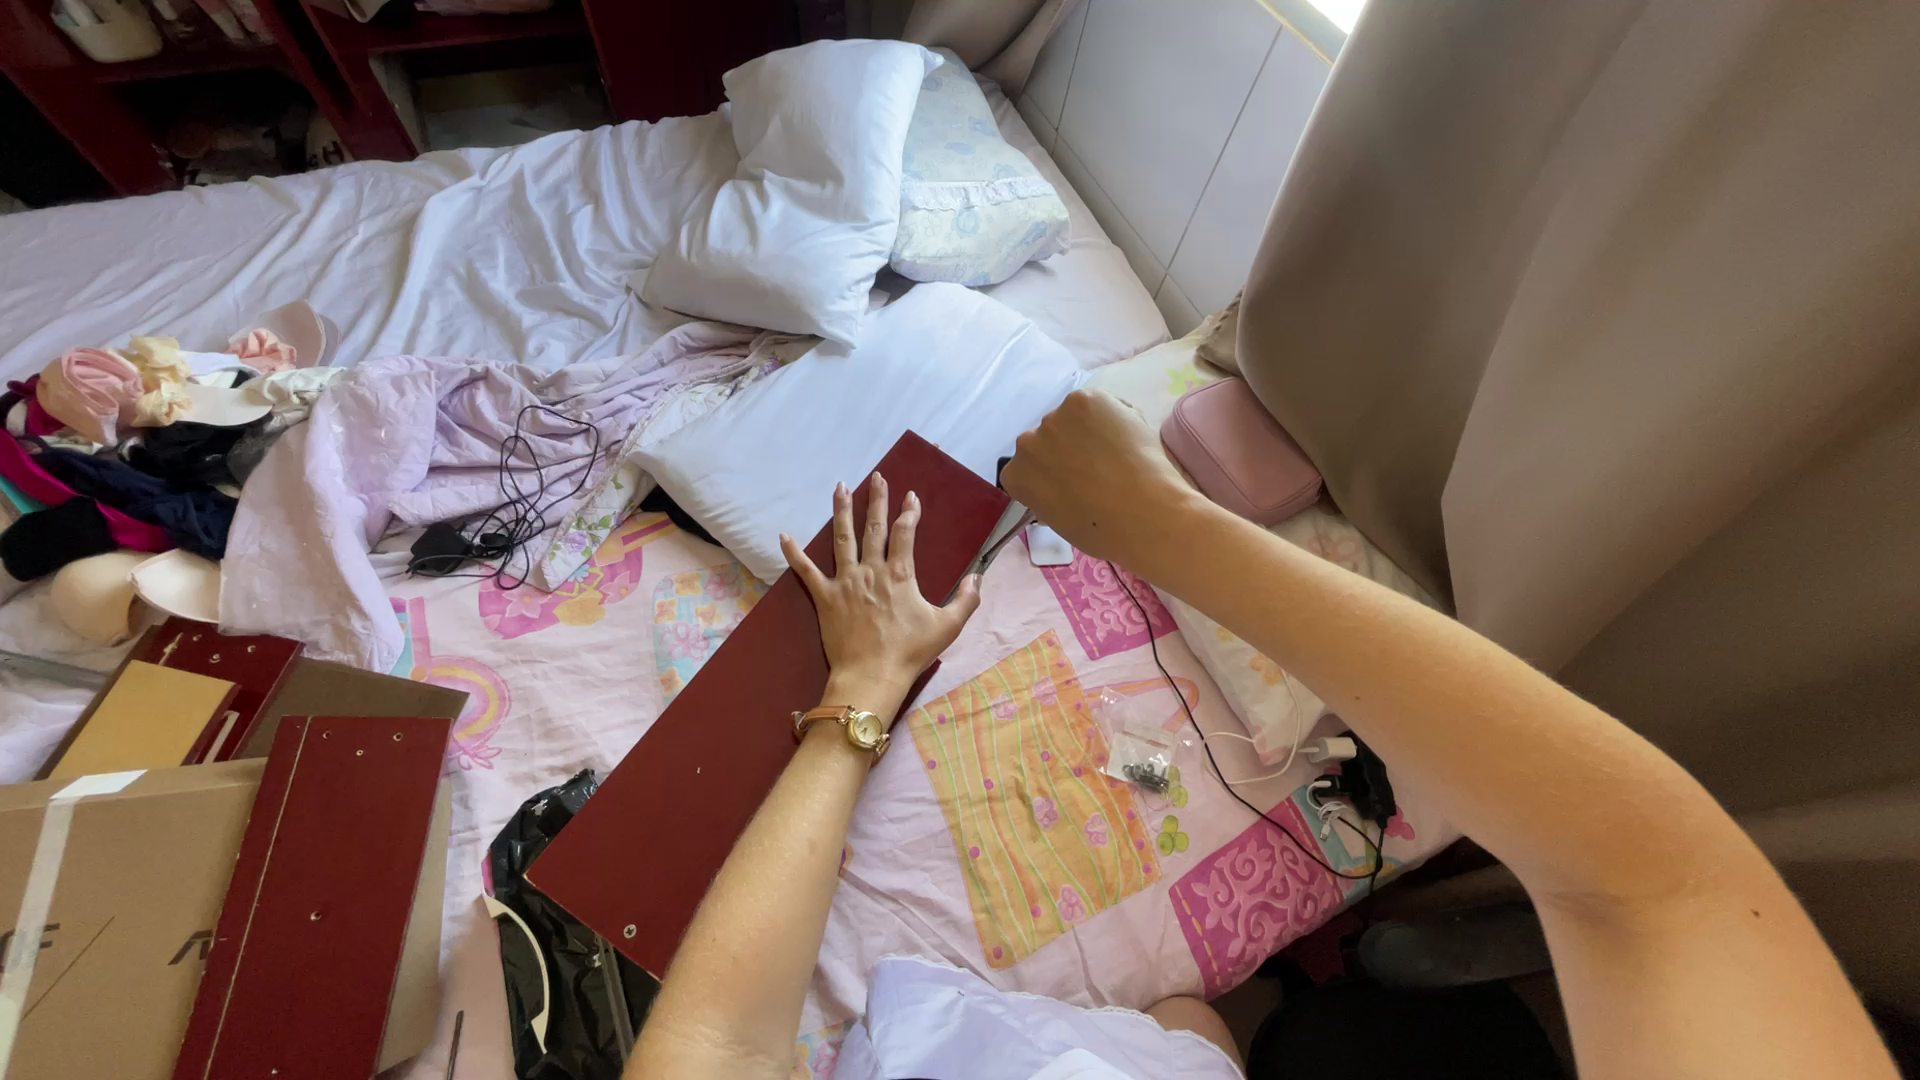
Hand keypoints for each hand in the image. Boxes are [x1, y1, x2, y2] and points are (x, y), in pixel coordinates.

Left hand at [781, 472, 981, 722]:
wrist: (872, 675)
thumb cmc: (910, 652)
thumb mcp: (948, 627)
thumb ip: (966, 600)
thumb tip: (977, 577)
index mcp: (900, 575)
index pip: (905, 534)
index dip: (909, 512)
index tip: (911, 496)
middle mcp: (871, 571)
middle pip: (874, 528)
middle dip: (876, 500)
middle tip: (877, 477)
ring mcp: (846, 582)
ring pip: (842, 539)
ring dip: (841, 511)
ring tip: (840, 487)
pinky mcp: (825, 598)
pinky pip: (806, 571)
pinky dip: (794, 553)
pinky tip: (784, 536)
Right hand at [1001, 389, 1195, 566]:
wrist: (1138, 513)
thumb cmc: (1100, 531)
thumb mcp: (1059, 520)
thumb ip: (1050, 493)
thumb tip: (1064, 483)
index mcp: (1016, 475)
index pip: (1028, 466)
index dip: (1053, 471)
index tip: (1073, 481)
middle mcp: (1026, 443)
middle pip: (1048, 439)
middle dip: (1068, 448)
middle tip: (1097, 467)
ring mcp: (1053, 418)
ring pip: (1072, 419)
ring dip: (1088, 430)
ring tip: (1117, 452)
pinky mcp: (1081, 400)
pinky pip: (1096, 404)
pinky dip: (1111, 415)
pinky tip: (1125, 438)